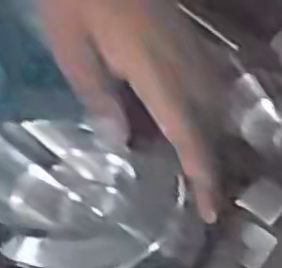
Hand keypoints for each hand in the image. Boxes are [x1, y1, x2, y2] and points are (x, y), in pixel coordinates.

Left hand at [36, 0, 222, 221]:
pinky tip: (180, 128)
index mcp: (165, 86)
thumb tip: (120, 144)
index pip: (195, 150)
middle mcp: (195, 85)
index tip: (210, 216)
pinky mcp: (200, 58)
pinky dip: (200, 125)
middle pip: (212, 143)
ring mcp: (202, 71)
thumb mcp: (67, 38)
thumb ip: (95, 93)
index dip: (204, 186)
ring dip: (204, 149)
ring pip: (214, 126)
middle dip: (208, 174)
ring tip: (188, 169)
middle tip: (199, 201)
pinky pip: (209, 105)